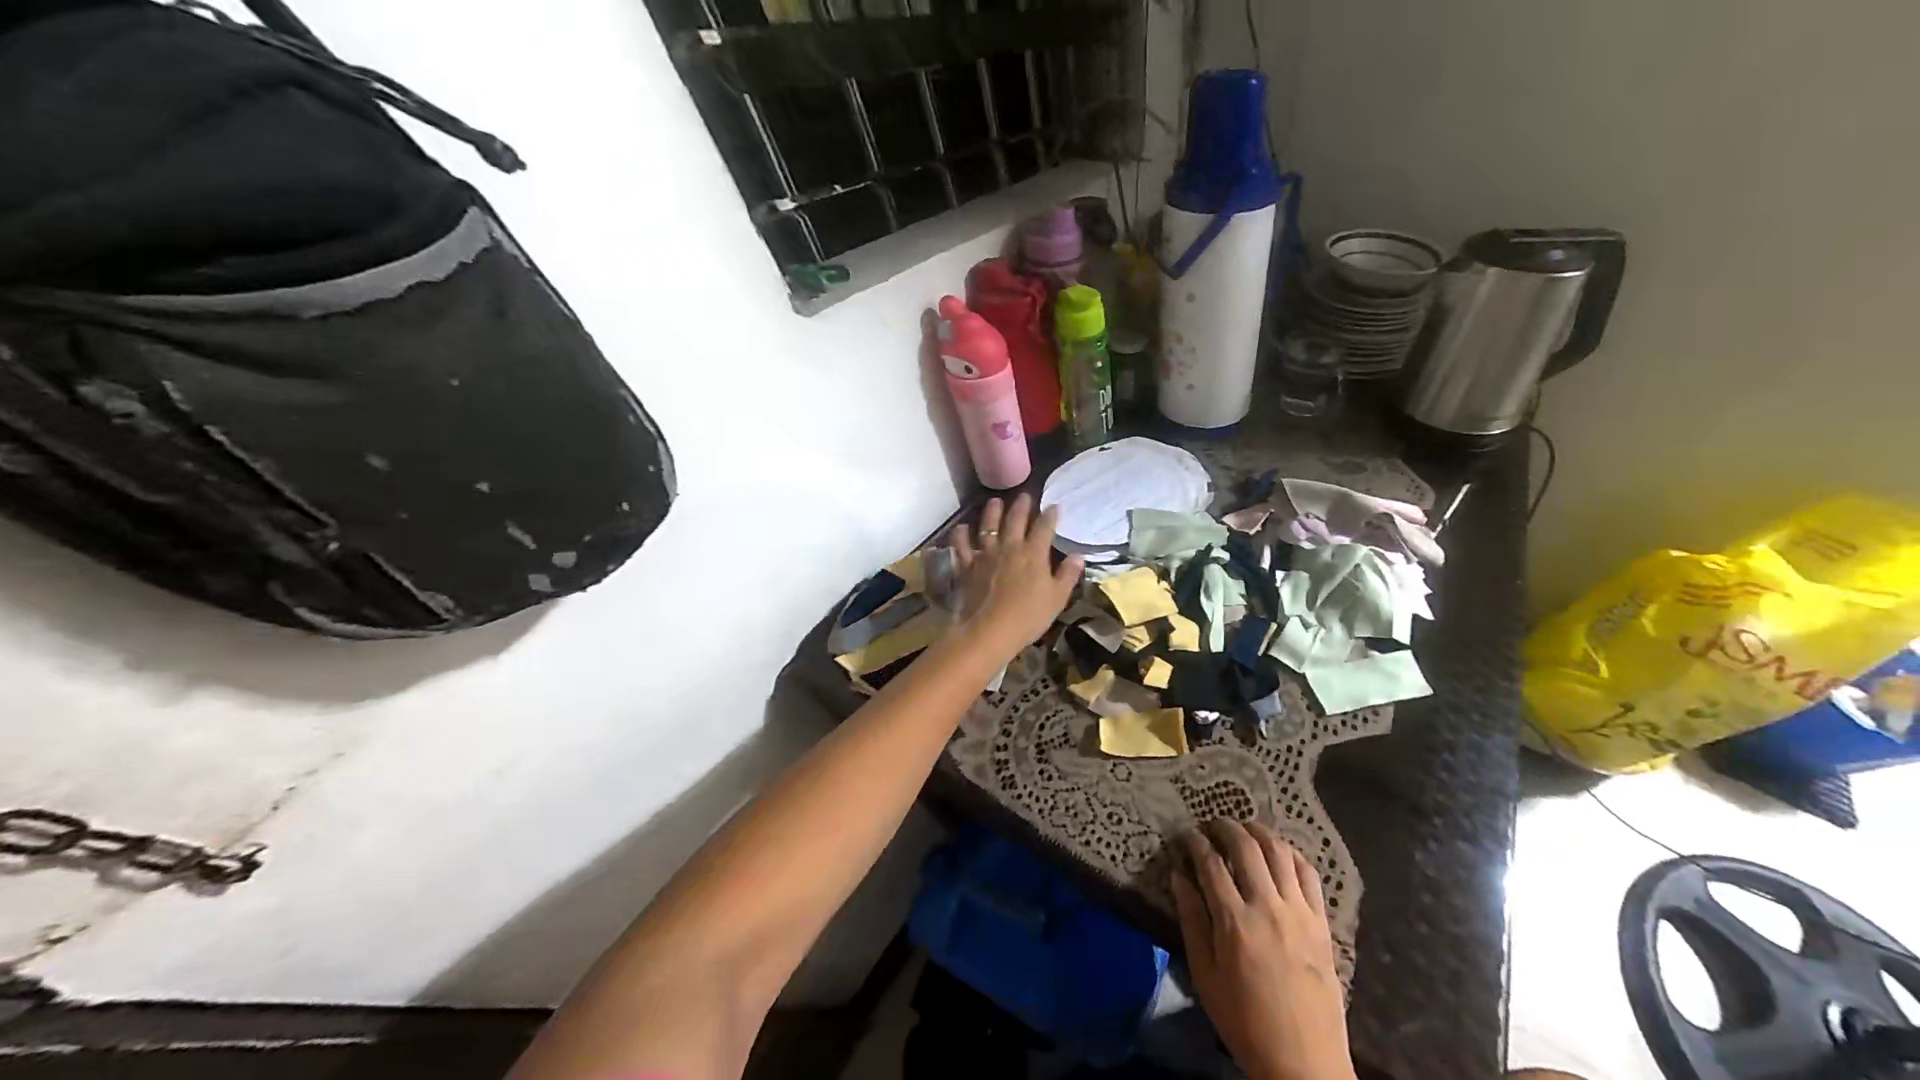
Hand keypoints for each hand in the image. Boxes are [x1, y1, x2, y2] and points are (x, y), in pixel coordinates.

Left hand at [950, 494, 1082, 659]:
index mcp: (1033, 553)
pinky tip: (962, 527)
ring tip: (994, 501)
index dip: (1050, 515)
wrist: (988, 631)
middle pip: (1015, 520)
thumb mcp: (1056, 599)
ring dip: (992, 512)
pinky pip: (962, 545)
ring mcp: (985, 554)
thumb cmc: (1028, 617)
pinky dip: (961, 534)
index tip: (1054, 506)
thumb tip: (1079, 556)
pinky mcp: (966, 566)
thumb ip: (1067, 575)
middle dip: (1021, 506)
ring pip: (988, 526)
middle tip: (1024, 496)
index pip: (1044, 527)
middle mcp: (1009, 547)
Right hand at [1171, 820, 1356, 1079]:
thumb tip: (1179, 877)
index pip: (1210, 863)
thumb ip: (1192, 920)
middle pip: (1246, 846)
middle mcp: (1269, 907)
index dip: (1195, 842)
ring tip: (1245, 828)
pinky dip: (1292, 854)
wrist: (1303, 1062)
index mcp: (1235, 921)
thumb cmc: (1243, 1020)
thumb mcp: (1205, 974)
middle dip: (1225, 826)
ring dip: (1259, 832)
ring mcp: (1300, 913)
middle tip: (1213, 823)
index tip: (1187, 835)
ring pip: (1280, 852)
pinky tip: (1280, 853)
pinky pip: (1310, 874)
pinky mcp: (1323, 923)